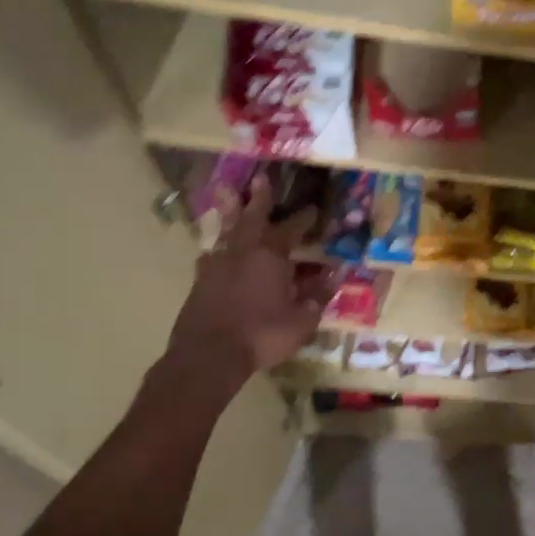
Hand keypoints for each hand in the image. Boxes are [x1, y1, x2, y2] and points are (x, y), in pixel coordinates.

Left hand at [166, 174, 335, 378]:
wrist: (207, 356)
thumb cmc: (262, 335)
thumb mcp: (302, 320)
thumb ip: (318, 296)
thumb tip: (335, 275)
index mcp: (269, 257)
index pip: (290, 230)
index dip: (303, 219)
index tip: (313, 209)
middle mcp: (241, 253)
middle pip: (250, 218)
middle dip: (258, 199)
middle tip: (259, 178)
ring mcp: (215, 267)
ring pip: (225, 233)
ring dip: (230, 215)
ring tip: (226, 198)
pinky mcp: (199, 284)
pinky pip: (212, 257)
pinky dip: (219, 250)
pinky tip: (216, 254)